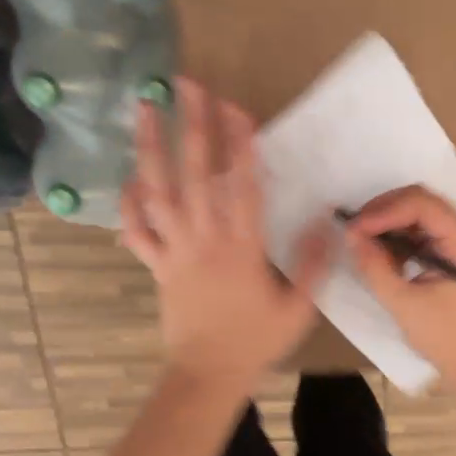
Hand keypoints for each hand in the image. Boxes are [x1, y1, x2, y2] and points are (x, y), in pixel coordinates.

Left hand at [120, 78, 327, 392]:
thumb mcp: (298, 309)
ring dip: (149, 147)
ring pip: (158, 192)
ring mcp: (176, 251)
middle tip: (185, 82)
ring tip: (144, 106)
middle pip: (196, 175)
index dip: (240, 144)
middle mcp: (205, 241)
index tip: (237, 106)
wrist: (209, 373)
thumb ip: (313, 266)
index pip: (243, 186)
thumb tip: (327, 224)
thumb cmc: (257, 342)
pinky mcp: (157, 266)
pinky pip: (137, 231)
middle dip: (192, 126)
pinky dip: (129, 203)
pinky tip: (129, 177)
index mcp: (243, 249)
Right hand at [344, 185, 455, 386]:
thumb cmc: (444, 337)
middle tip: (354, 233)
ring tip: (366, 249)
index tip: (355, 228)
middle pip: (420, 202)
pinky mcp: (451, 250)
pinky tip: (383, 260)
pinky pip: (420, 232)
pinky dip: (397, 240)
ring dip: (388, 227)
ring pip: (416, 214)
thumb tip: (351, 235)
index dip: (384, 211)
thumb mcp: (404, 304)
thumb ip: (375, 267)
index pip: (422, 205)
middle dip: (383, 214)